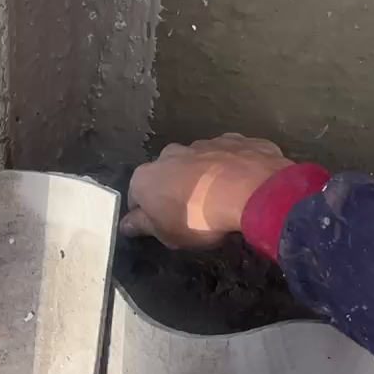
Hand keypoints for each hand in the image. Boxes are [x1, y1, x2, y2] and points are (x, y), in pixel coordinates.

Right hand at [121, 135, 294, 248]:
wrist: (247, 189)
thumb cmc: (198, 217)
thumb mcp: (167, 233)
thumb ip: (143, 226)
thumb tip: (125, 223)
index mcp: (147, 175)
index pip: (136, 195)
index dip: (145, 211)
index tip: (157, 224)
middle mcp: (171, 153)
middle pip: (168, 172)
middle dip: (176, 187)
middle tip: (192, 210)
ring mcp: (205, 142)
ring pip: (199, 160)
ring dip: (205, 174)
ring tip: (222, 197)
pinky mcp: (236, 140)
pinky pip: (229, 155)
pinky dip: (233, 166)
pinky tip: (245, 182)